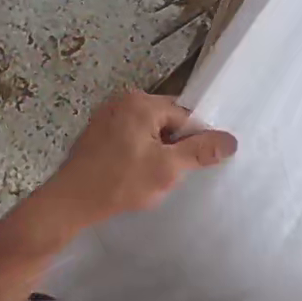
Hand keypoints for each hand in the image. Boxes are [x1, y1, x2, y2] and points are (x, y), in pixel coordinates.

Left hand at [33, 90, 237, 232]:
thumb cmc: (120, 182)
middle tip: (167, 173)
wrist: (71, 201)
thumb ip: (200, 151)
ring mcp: (107, 114)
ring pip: (148, 129)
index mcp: (141, 102)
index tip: (189, 165)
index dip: (192, 141)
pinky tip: (131, 173)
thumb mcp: (167, 169)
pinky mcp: (97, 130)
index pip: (184, 115)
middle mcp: (123, 100)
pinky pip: (130, 135)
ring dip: (154, 150)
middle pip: (166, 120)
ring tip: (147, 176)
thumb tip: (231, 140)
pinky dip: (136, 151)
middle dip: (171, 145)